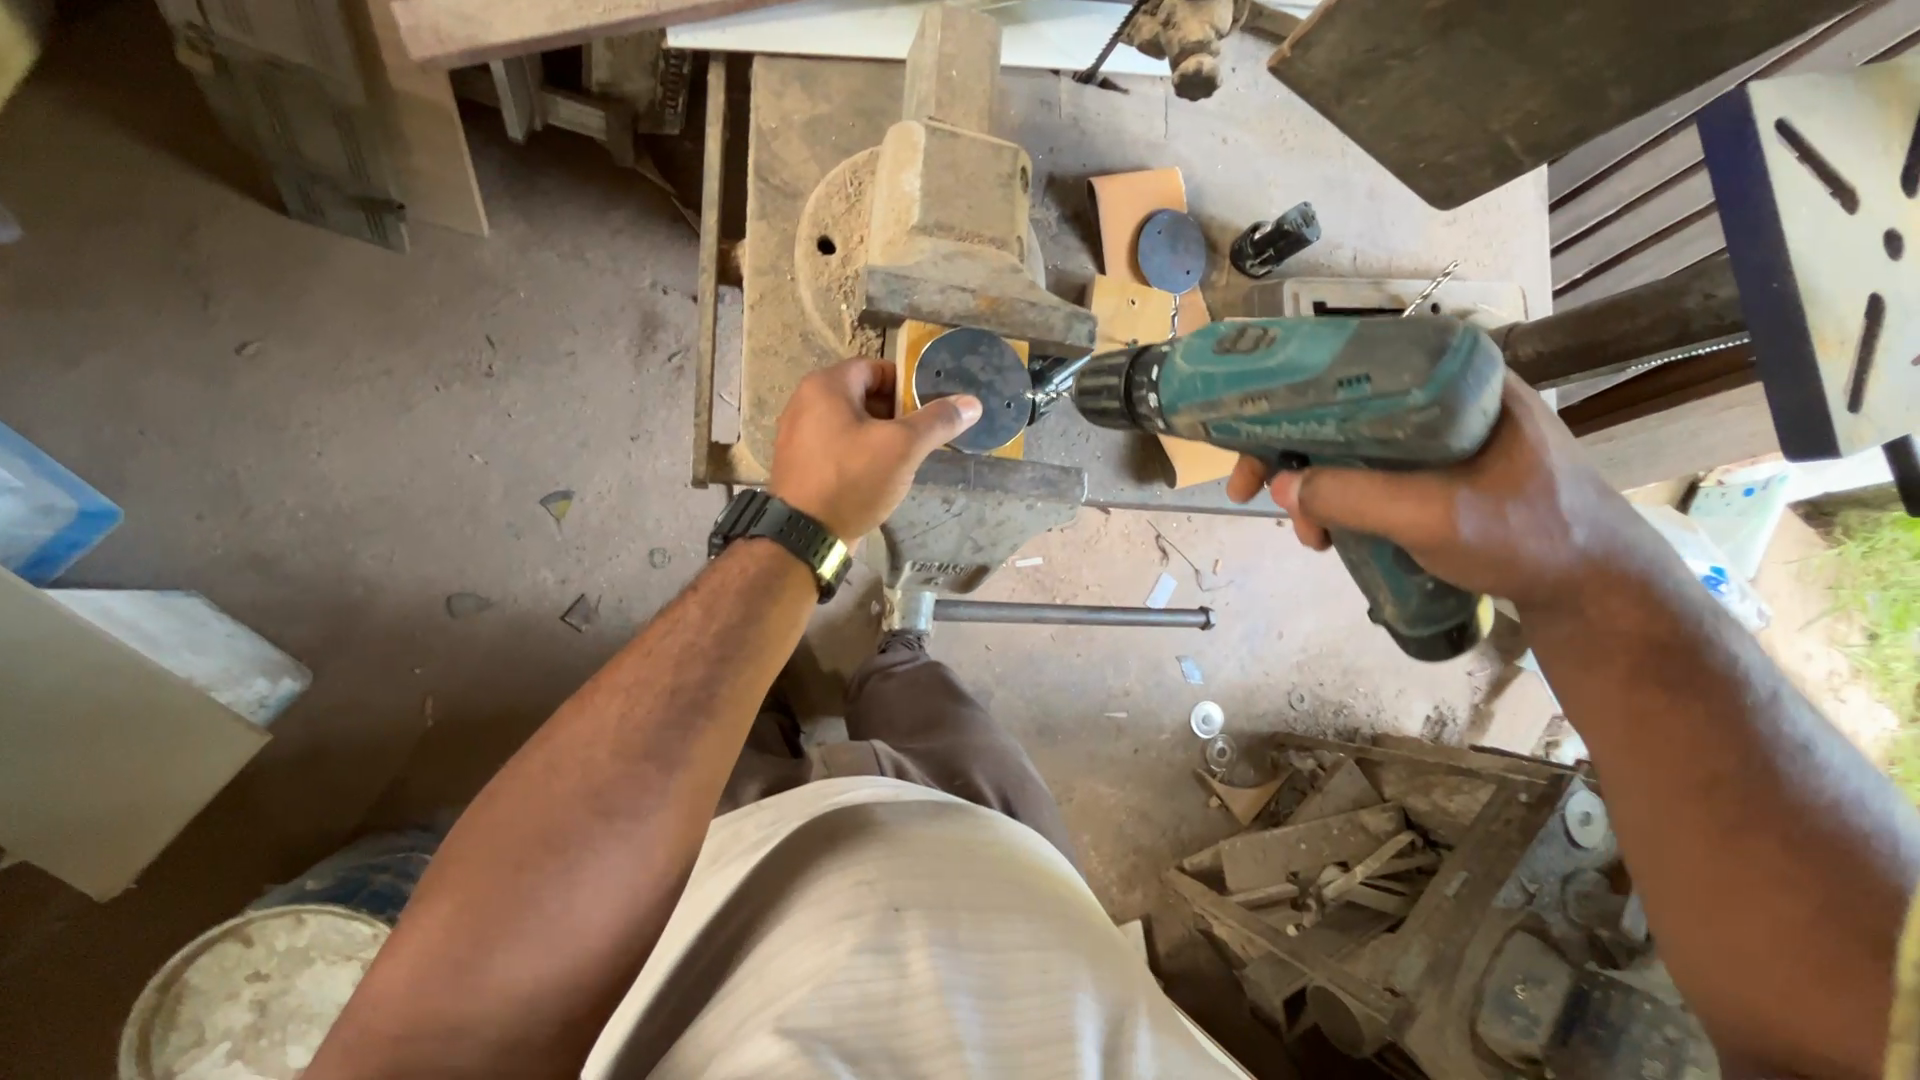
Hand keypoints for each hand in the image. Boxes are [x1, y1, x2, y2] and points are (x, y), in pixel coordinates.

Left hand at [768, 359, 982, 539]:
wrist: (805, 536)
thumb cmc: (852, 480)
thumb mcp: (903, 448)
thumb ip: (937, 421)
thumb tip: (972, 403)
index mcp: (825, 386)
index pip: (875, 368)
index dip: (906, 384)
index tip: (928, 409)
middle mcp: (805, 403)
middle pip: (862, 395)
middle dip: (895, 413)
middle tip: (920, 436)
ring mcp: (798, 435)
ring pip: (851, 424)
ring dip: (879, 436)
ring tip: (904, 459)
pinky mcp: (800, 464)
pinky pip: (837, 447)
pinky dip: (860, 455)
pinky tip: (877, 478)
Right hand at [1226, 372, 1663, 612]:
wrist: (1594, 587)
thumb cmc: (1528, 537)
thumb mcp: (1434, 516)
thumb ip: (1354, 496)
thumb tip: (1281, 484)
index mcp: (1453, 376)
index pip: (1349, 365)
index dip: (1287, 397)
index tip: (1248, 435)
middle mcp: (1440, 392)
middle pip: (1339, 407)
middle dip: (1291, 454)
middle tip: (1251, 492)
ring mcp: (1438, 431)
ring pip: (1348, 443)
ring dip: (1313, 486)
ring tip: (1308, 535)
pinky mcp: (1435, 467)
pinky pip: (1368, 471)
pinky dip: (1339, 500)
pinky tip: (1330, 534)